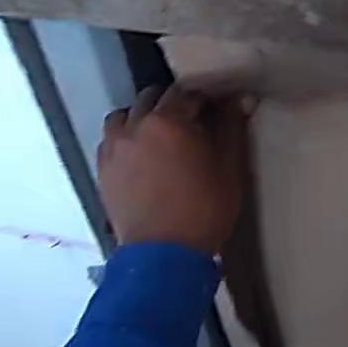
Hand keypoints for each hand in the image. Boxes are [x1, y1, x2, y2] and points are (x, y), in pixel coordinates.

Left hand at [96, 86, 244, 253]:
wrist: (164, 254)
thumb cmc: (204, 207)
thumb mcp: (229, 166)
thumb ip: (233, 127)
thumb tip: (244, 98)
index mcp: (169, 121)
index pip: (188, 92)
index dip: (206, 96)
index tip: (219, 106)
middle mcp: (136, 127)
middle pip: (152, 97)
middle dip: (174, 102)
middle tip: (194, 119)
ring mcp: (114, 149)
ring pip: (125, 115)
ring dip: (143, 116)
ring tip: (162, 133)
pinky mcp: (104, 171)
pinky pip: (111, 140)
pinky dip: (126, 138)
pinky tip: (142, 154)